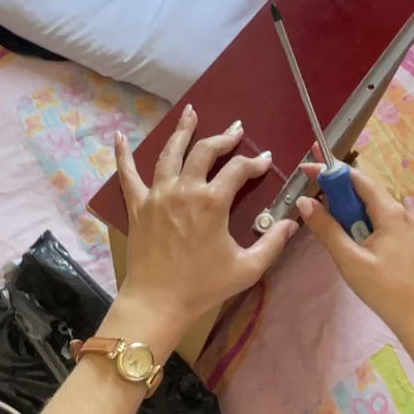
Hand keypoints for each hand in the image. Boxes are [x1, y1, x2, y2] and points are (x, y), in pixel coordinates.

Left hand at [109, 106, 297, 349]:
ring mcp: (158, 195)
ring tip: (190, 113)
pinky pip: (128, 175)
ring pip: (170, 154)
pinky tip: (120, 136)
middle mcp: (184, 190)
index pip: (238, 170)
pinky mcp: (138, 206)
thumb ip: (272, 243)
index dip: (254, 162)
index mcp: (212, 202)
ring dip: (182, 131)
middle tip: (235, 130)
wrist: (158, 301)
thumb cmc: (203, 286)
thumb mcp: (247, 268)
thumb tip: (292, 223)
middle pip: (205, 151)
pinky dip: (123, 154)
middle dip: (223, 137)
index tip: (264, 161)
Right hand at [297, 161, 413, 338]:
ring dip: (346, 207)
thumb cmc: (384, 290)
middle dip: (336, 190)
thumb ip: (327, 229)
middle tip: (312, 200)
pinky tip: (347, 236)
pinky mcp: (403, 238)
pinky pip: (376, 218)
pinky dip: (358, 219)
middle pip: (363, 188)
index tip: (307, 169)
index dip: (331, 171)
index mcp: (390, 212)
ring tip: (327, 221)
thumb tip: (305, 202)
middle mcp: (400, 212)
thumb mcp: (350, 260)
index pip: (357, 178)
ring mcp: (404, 225)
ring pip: (369, 204)